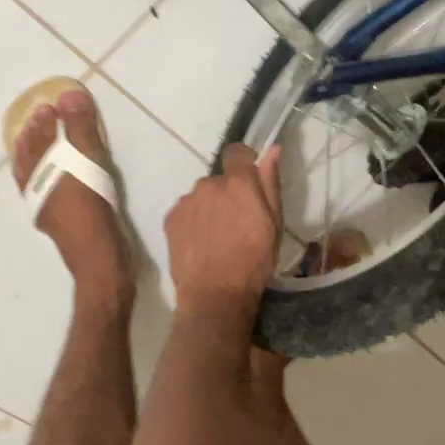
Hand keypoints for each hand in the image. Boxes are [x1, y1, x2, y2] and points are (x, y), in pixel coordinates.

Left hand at [165, 144, 282, 311]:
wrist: (214, 295)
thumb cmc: (253, 263)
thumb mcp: (274, 225)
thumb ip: (270, 184)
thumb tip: (272, 149)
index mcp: (238, 183)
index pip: (237, 152)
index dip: (243, 163)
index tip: (248, 181)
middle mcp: (208, 184)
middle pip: (219, 180)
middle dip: (227, 195)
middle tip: (235, 224)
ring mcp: (186, 201)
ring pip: (201, 197)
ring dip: (208, 209)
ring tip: (215, 239)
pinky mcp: (170, 218)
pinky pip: (185, 212)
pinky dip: (192, 222)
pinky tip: (200, 245)